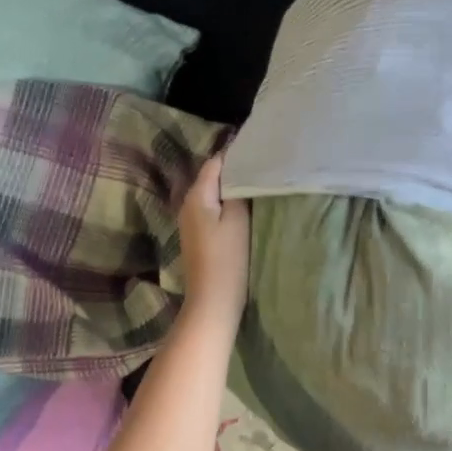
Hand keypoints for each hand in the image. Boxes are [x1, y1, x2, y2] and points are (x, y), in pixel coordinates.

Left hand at [176, 155, 248, 323]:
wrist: (213, 300)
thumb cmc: (227, 259)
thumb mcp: (237, 220)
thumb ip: (237, 190)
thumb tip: (239, 169)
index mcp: (196, 195)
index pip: (215, 163)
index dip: (236, 154)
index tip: (260, 150)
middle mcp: (187, 204)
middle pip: (212, 177)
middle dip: (235, 170)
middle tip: (264, 166)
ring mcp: (190, 221)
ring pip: (213, 194)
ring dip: (231, 189)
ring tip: (258, 183)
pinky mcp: (197, 236)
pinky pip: (212, 210)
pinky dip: (227, 205)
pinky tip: (244, 208)